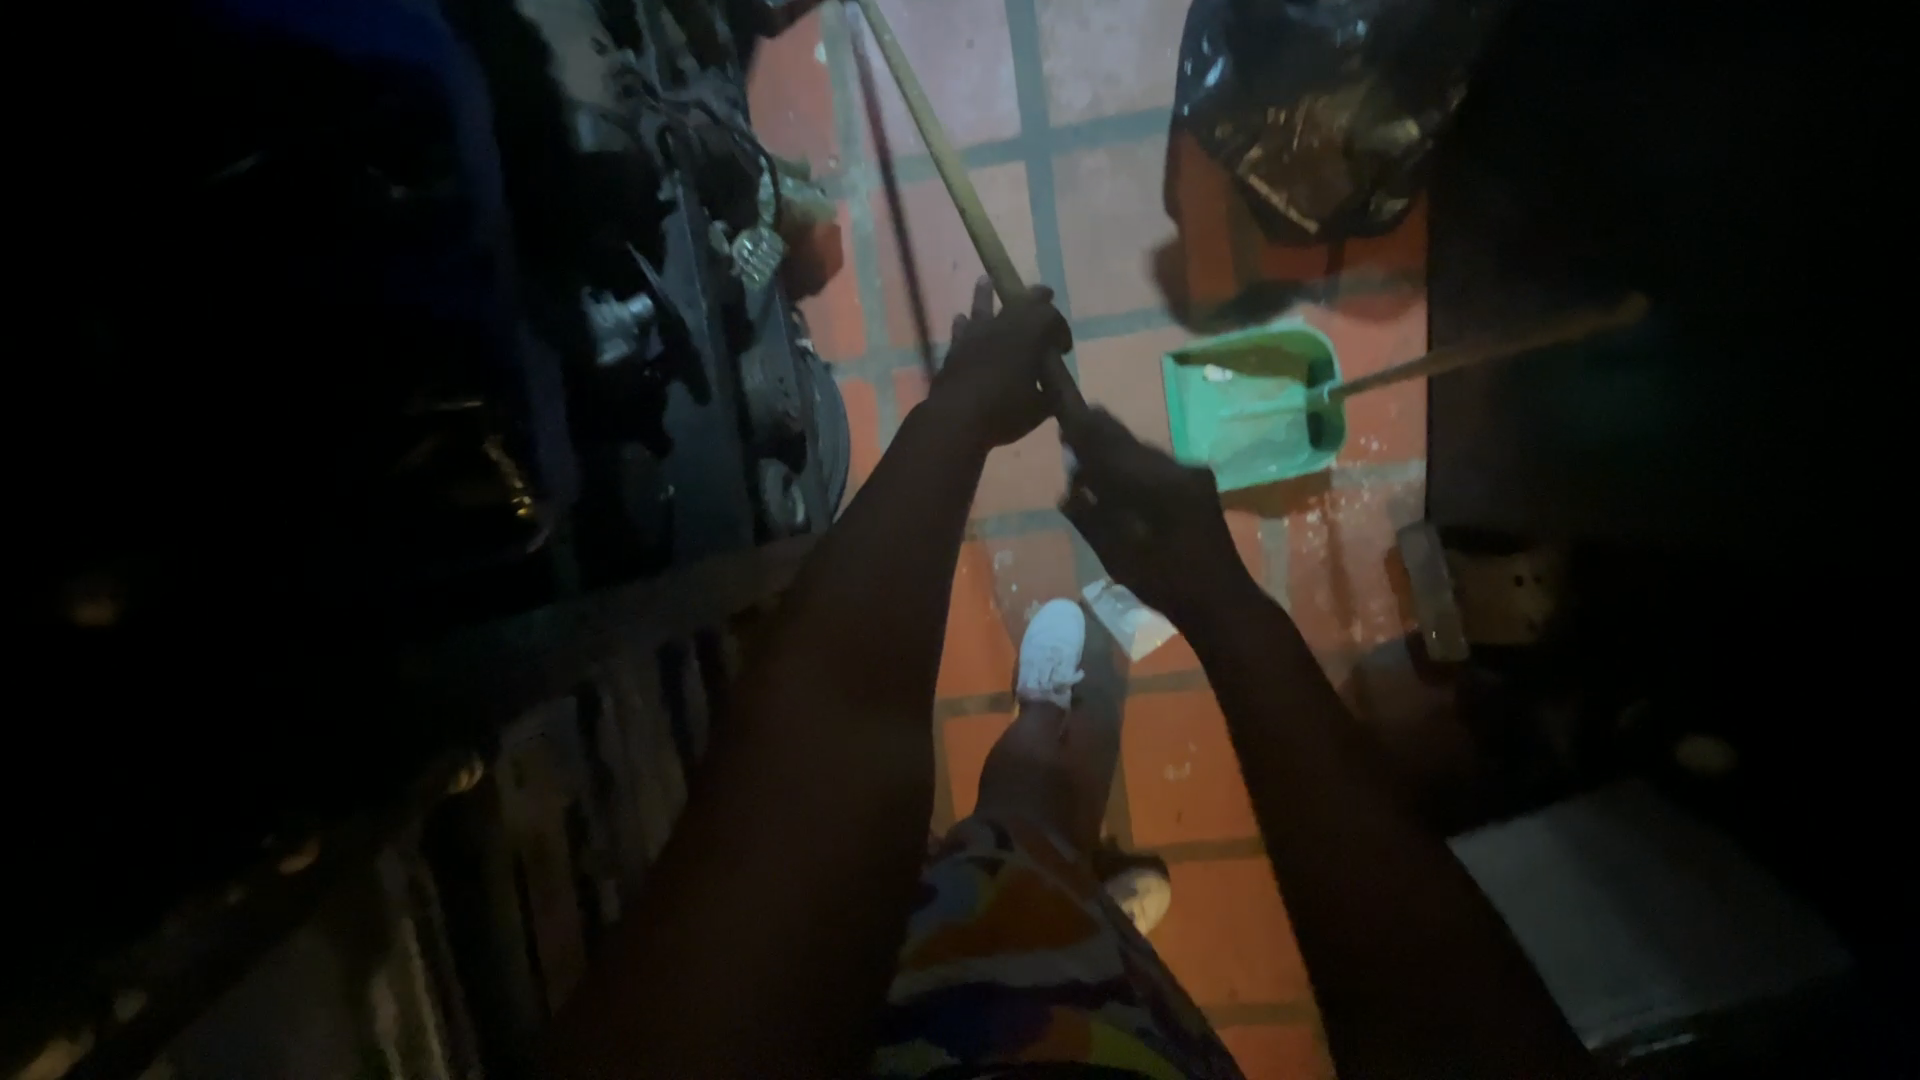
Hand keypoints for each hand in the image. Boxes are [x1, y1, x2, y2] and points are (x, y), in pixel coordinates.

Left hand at [929, 277, 1072, 448]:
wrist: (956, 419)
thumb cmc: (1004, 412)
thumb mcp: (1038, 410)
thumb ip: (1049, 396)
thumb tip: (1053, 392)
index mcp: (1030, 335)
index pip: (1051, 317)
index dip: (1061, 329)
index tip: (1063, 348)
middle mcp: (1003, 326)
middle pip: (1023, 301)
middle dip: (1036, 297)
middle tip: (1045, 293)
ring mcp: (975, 334)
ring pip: (983, 305)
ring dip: (987, 294)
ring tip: (985, 281)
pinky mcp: (955, 348)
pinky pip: (961, 328)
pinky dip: (964, 323)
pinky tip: (961, 319)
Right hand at [1061, 409, 1256, 624]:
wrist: (1222, 601)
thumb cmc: (1165, 584)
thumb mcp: (1116, 556)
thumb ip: (1090, 518)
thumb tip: (1069, 490)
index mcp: (1155, 484)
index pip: (1110, 447)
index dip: (1084, 432)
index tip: (1062, 420)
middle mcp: (1177, 468)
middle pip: (1128, 442)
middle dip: (1098, 437)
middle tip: (1070, 432)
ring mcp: (1192, 474)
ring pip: (1143, 453)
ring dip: (1116, 453)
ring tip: (1090, 460)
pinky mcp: (1198, 485)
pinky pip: (1157, 465)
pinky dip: (1134, 467)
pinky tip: (1120, 479)